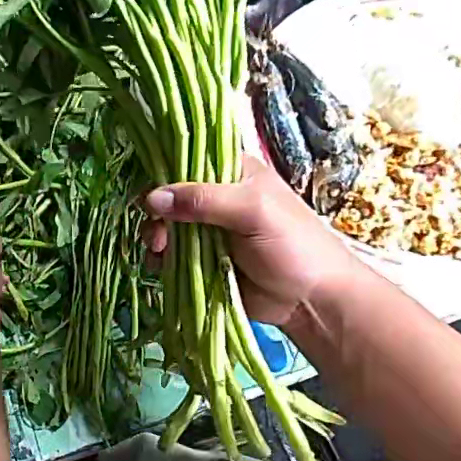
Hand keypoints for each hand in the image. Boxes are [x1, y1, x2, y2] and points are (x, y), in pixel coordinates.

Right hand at [143, 152, 362, 332]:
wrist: (311, 300)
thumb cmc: (292, 245)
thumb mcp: (252, 211)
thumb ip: (204, 200)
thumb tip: (152, 198)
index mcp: (233, 173)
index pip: (188, 159)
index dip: (164, 172)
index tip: (149, 194)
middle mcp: (217, 197)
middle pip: (171, 196)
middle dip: (157, 213)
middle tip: (157, 234)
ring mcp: (209, 230)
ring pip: (168, 226)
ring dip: (156, 237)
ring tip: (158, 251)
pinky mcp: (204, 260)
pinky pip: (173, 254)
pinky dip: (161, 259)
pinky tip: (159, 265)